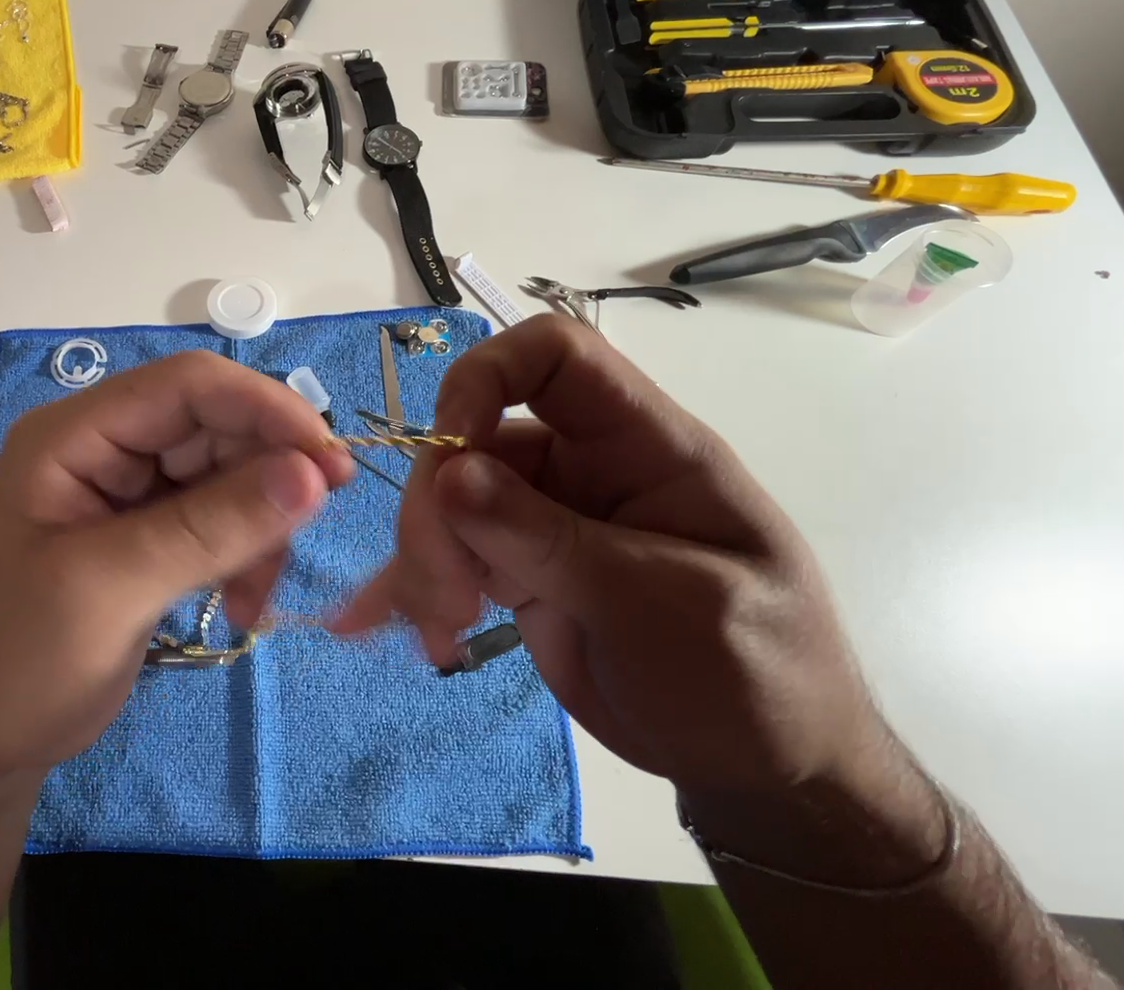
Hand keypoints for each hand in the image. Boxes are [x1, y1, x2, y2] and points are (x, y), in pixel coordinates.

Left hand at [0, 351, 352, 781]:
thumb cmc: (21, 662)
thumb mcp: (111, 588)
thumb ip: (211, 527)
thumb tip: (312, 473)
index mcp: (72, 436)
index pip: (185, 386)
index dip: (264, 408)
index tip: (329, 463)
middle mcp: (103, 449)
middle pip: (214, 427)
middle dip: (269, 475)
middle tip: (315, 526)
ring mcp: (127, 493)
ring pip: (227, 476)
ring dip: (261, 528)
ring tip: (257, 597)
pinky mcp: (149, 536)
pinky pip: (221, 521)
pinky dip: (245, 556)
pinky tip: (243, 607)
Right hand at [334, 316, 885, 796]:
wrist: (753, 766)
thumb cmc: (749, 677)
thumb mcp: (660, 605)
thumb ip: (552, 541)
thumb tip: (449, 476)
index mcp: (645, 447)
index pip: (557, 357)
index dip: (488, 378)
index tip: (449, 453)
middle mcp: (585, 468)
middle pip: (475, 442)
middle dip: (437, 513)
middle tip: (441, 599)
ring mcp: (543, 519)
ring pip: (445, 502)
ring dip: (422, 559)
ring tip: (438, 630)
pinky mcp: (514, 569)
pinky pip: (445, 556)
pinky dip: (407, 584)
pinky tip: (371, 619)